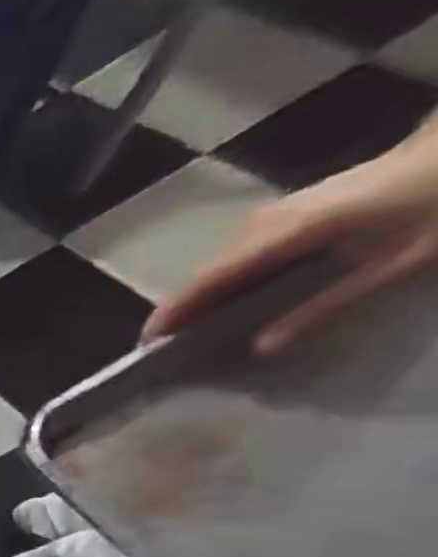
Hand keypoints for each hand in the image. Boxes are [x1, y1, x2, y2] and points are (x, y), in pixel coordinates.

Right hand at [144, 119, 437, 355]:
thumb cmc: (437, 209)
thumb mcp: (393, 266)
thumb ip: (325, 307)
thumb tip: (261, 348)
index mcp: (287, 234)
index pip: (212, 278)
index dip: (176, 309)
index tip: (147, 339)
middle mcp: (265, 222)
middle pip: (209, 270)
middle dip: (182, 305)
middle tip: (163, 341)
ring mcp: (272, 214)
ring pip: (219, 261)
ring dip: (200, 292)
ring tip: (186, 323)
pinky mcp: (281, 213)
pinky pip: (235, 252)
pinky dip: (220, 278)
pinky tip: (222, 296)